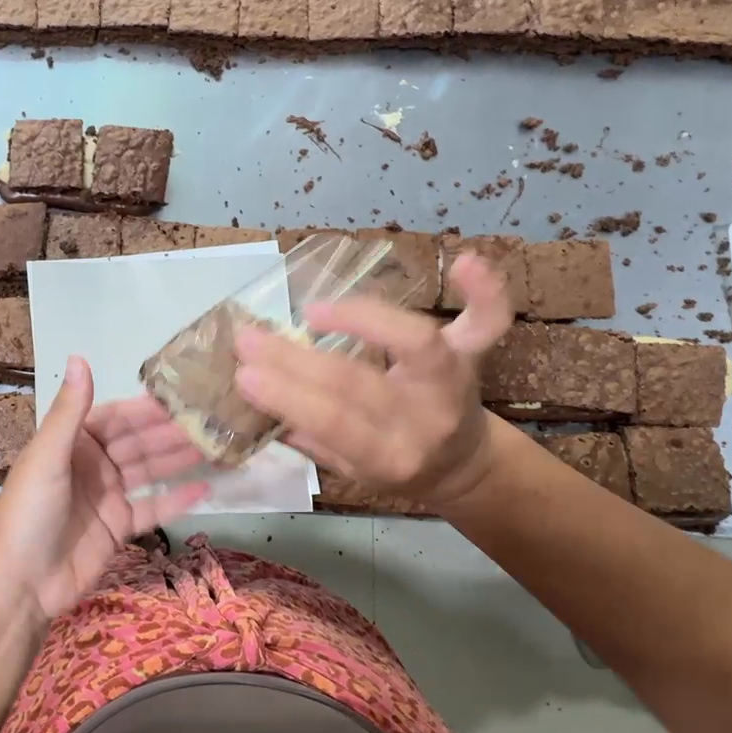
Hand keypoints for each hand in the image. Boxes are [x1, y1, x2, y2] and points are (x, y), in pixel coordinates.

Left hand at [0, 356, 209, 620]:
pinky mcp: (118, 528)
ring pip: (149, 471)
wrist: (23, 583)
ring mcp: (106, 497)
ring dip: (179, 459)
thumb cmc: (29, 512)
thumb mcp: (47, 456)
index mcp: (71, 443)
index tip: (185, 395)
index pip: (116, 417)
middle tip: (215, 420)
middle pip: (137, 442)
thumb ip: (69, 410)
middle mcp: (91, 465)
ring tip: (219, 447)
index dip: (147, 408)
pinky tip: (206, 488)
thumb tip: (79, 355)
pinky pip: (153, 508)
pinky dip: (178, 499)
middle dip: (171, 432)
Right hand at [231, 254, 514, 503]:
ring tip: (312, 311)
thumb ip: (310, 439)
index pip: (334, 423)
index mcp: (392, 458)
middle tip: (249, 338)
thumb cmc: (394, 465)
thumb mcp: (351, 472)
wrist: (464, 467)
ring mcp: (454, 383)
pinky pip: (488, 321)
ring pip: (415, 342)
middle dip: (295, 358)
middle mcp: (426, 419)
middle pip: (358, 381)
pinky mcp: (473, 356)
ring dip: (361, 318)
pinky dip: (484, 290)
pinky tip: (464, 260)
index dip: (288, 397)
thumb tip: (254, 398)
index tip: (243, 375)